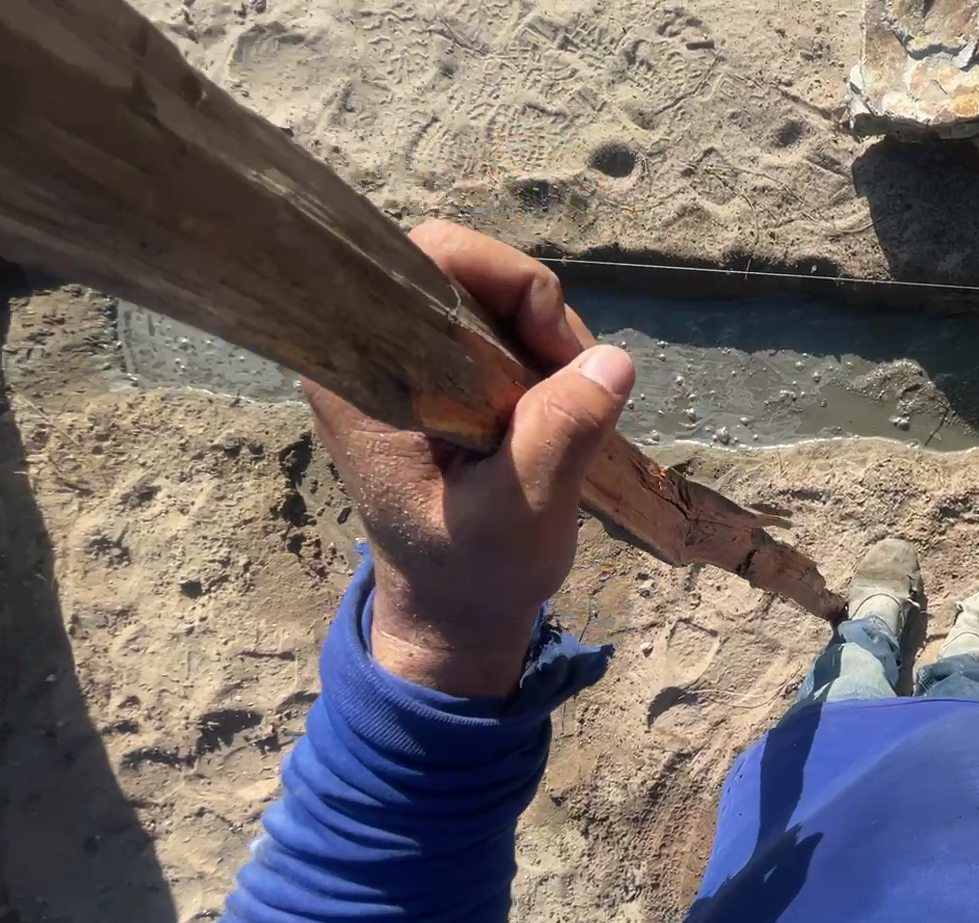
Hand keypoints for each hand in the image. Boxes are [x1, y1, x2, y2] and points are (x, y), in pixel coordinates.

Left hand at [304, 221, 635, 697]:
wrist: (459, 604)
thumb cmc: (474, 568)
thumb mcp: (519, 512)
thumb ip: (557, 437)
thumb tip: (614, 361)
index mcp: (364, 371)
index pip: (427, 262)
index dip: (506, 284)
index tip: (558, 355)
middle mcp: (379, 349)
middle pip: (470, 272)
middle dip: (542, 320)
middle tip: (576, 390)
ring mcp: (416, 361)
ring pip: (499, 302)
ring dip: (555, 346)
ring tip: (571, 414)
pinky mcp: (448, 378)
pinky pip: (508, 335)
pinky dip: (552, 362)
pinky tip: (560, 411)